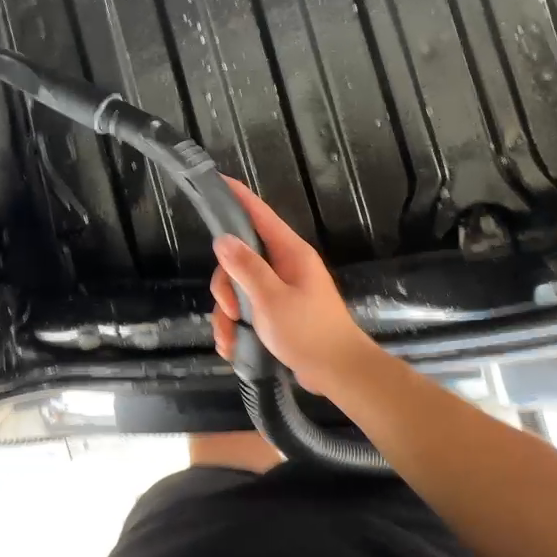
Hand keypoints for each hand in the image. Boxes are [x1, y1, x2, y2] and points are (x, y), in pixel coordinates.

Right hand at [209, 177, 375, 393]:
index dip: (237, 197)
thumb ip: (246, 267)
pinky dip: (235, 329)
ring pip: (237, 289)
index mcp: (290, 253)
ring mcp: (280, 289)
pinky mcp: (276, 312)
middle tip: (229, 311)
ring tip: (230, 340)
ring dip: (227, 315)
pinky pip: (246, 310)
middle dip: (225, 287)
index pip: (259, 214)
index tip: (216, 180)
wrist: (340, 375)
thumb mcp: (271, 299)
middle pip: (238, 259)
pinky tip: (233, 347)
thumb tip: (222, 238)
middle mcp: (284, 266)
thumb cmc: (310, 332)